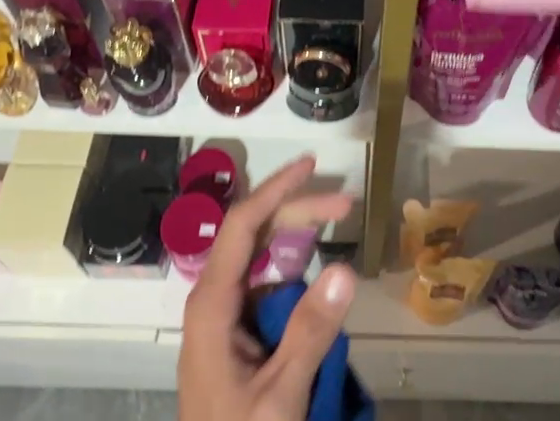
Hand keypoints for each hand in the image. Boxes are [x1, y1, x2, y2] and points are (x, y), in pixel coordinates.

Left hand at [178, 157, 356, 420]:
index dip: (275, 190)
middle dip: (297, 210)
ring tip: (339, 220)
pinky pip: (267, 284)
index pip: (242, 226)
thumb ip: (310, 331)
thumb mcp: (281, 393)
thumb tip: (345, 267)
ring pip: (261, 256)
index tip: (310, 165)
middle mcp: (214, 299)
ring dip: (298, 235)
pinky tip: (319, 267)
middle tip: (347, 202)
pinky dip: (295, 267)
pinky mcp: (237, 332)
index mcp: (212, 305)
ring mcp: (225, 315)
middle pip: (254, 234)